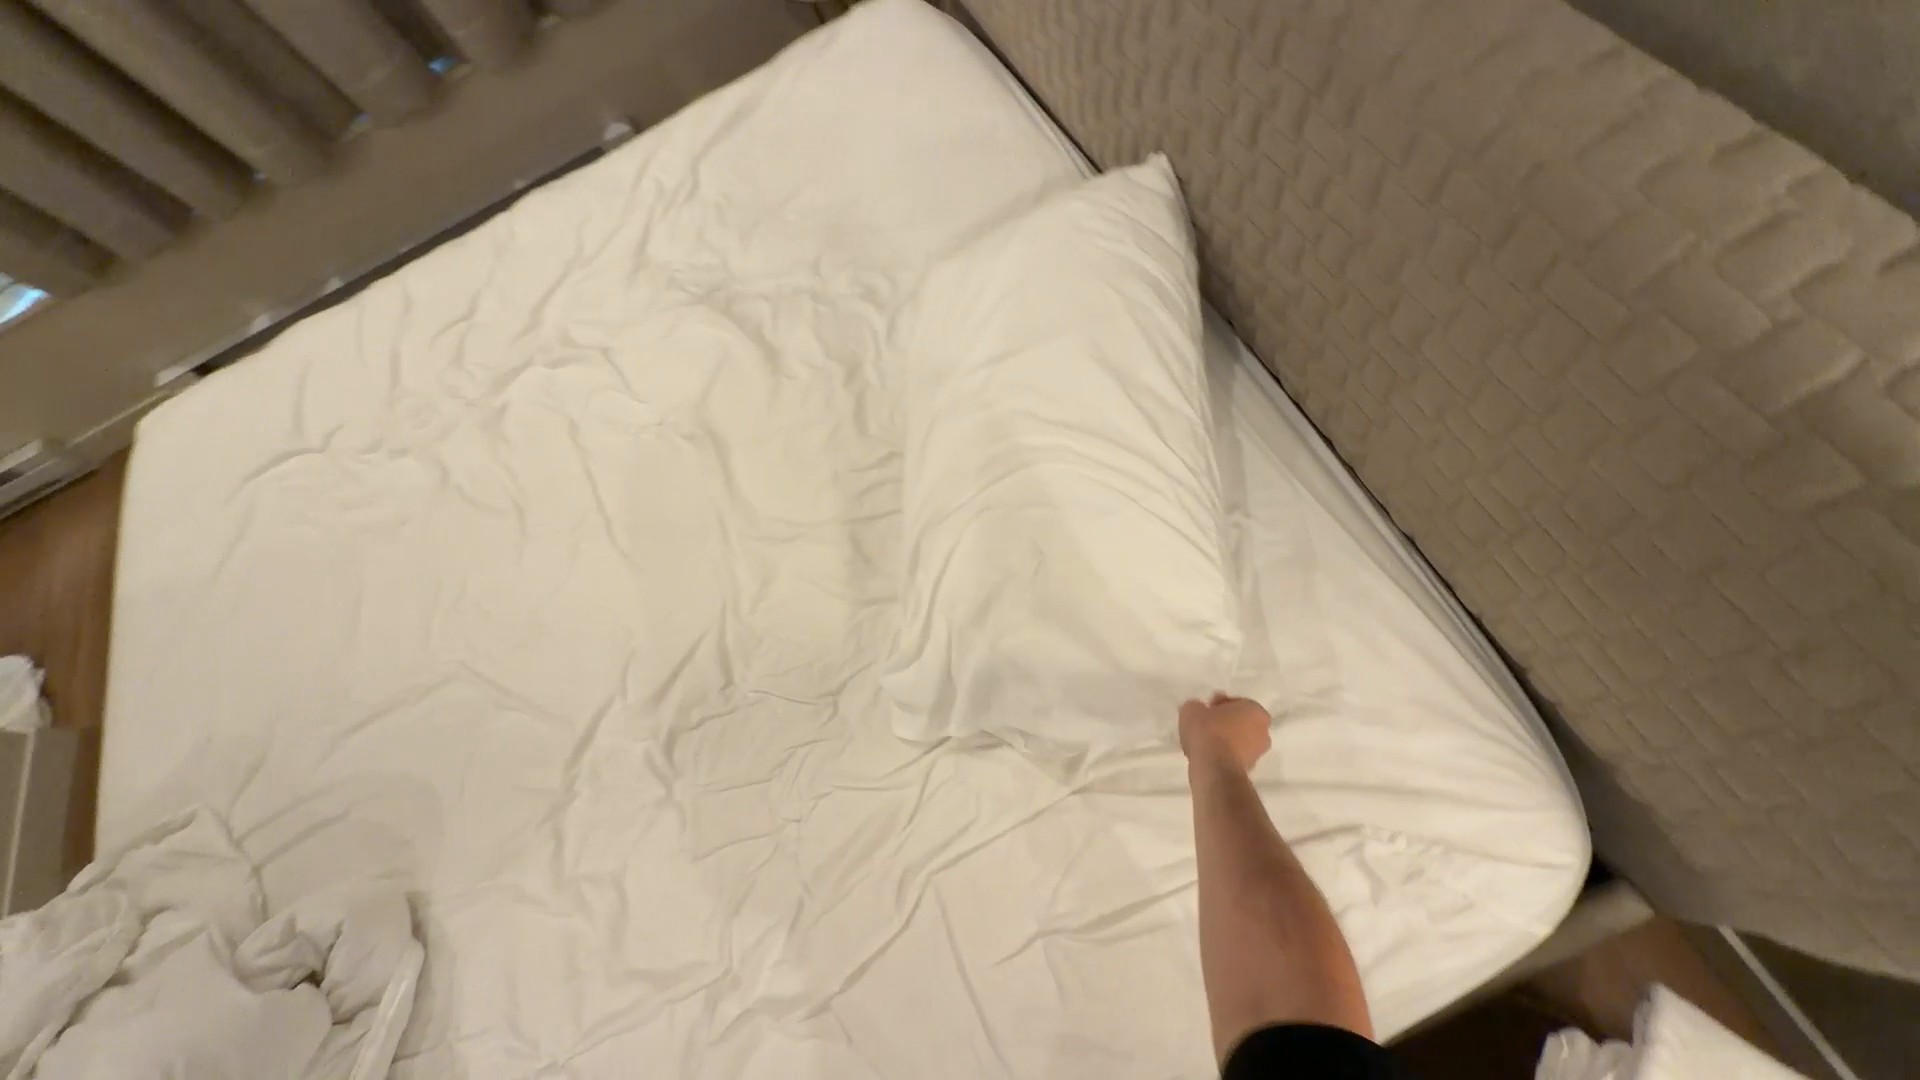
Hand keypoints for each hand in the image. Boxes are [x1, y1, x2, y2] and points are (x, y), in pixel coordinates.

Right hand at [1179, 693, 1272, 773]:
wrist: (1214, 768)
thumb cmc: (1208, 731)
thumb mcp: (1192, 709)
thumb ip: (1197, 707)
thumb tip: (1198, 710)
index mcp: (1256, 710)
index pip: (1237, 703)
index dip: (1218, 705)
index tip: (1204, 710)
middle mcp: (1263, 731)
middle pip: (1241, 723)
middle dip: (1225, 723)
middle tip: (1205, 724)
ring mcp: (1258, 753)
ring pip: (1239, 741)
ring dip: (1224, 740)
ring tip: (1203, 742)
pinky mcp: (1249, 770)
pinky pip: (1234, 757)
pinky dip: (1223, 755)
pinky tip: (1207, 755)